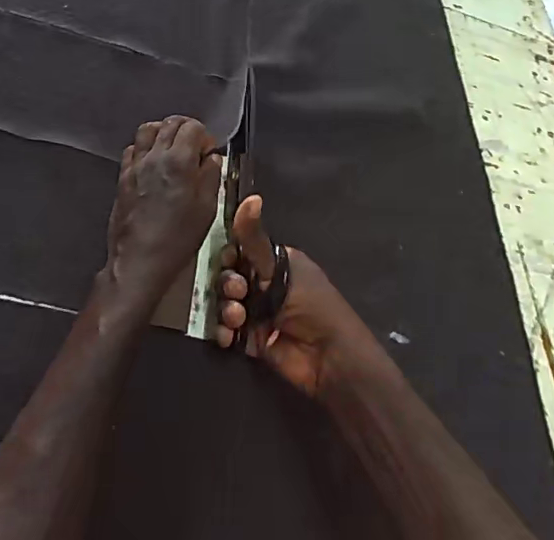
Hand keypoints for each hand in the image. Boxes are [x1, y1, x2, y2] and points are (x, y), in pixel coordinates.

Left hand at [103, 116, 220, 303]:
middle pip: (170, 123)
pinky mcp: (122, 176)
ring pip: (147, 129)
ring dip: (163, 133)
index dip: (204, 136)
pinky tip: (152, 163)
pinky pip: (132, 148)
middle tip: (194, 147)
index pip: (192, 127)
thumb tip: (211, 157)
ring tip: (172, 150)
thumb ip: (211, 176)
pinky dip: (144, 148)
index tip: (209, 151)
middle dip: (186, 129)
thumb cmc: (178, 239)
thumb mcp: (207, 209)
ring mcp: (135, 164)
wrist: (140, 260)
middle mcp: (154, 155)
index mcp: (179, 161)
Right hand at [212, 195, 384, 398]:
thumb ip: (255, 238)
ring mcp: (258, 313)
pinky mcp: (251, 340)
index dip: (229, 256)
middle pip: (229, 277)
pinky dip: (223, 332)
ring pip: (226, 303)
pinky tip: (229, 335)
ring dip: (226, 309)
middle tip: (238, 292)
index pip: (241, 251)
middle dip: (228, 284)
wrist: (329, 357)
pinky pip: (227, 330)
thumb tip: (251, 196)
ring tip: (238, 318)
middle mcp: (265, 285)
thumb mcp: (279, 268)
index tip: (227, 261)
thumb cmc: (310, 304)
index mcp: (276, 263)